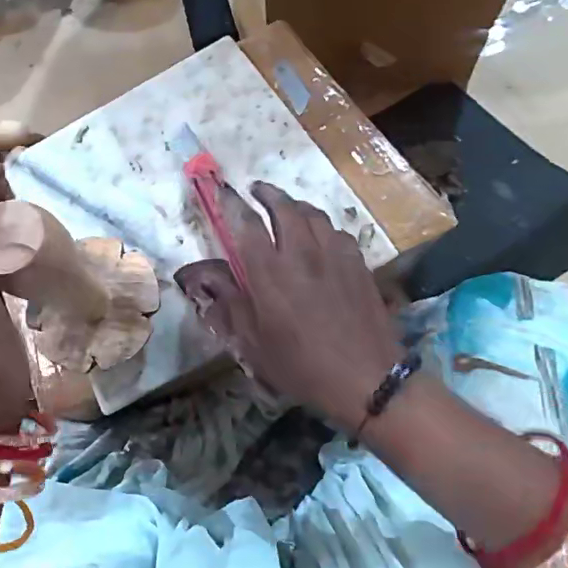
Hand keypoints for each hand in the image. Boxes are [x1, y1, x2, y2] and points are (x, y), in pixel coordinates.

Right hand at [175, 182, 401, 431]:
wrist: (365, 377)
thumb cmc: (301, 365)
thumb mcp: (254, 343)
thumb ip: (228, 302)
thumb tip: (201, 276)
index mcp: (269, 272)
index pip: (245, 223)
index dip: (231, 203)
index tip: (223, 191)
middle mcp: (300, 252)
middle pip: (283, 207)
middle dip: (266, 193)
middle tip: (256, 190)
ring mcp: (333, 254)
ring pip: (312, 213)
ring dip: (295, 204)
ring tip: (286, 206)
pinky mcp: (357, 262)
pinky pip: (336, 231)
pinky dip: (322, 226)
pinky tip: (320, 236)